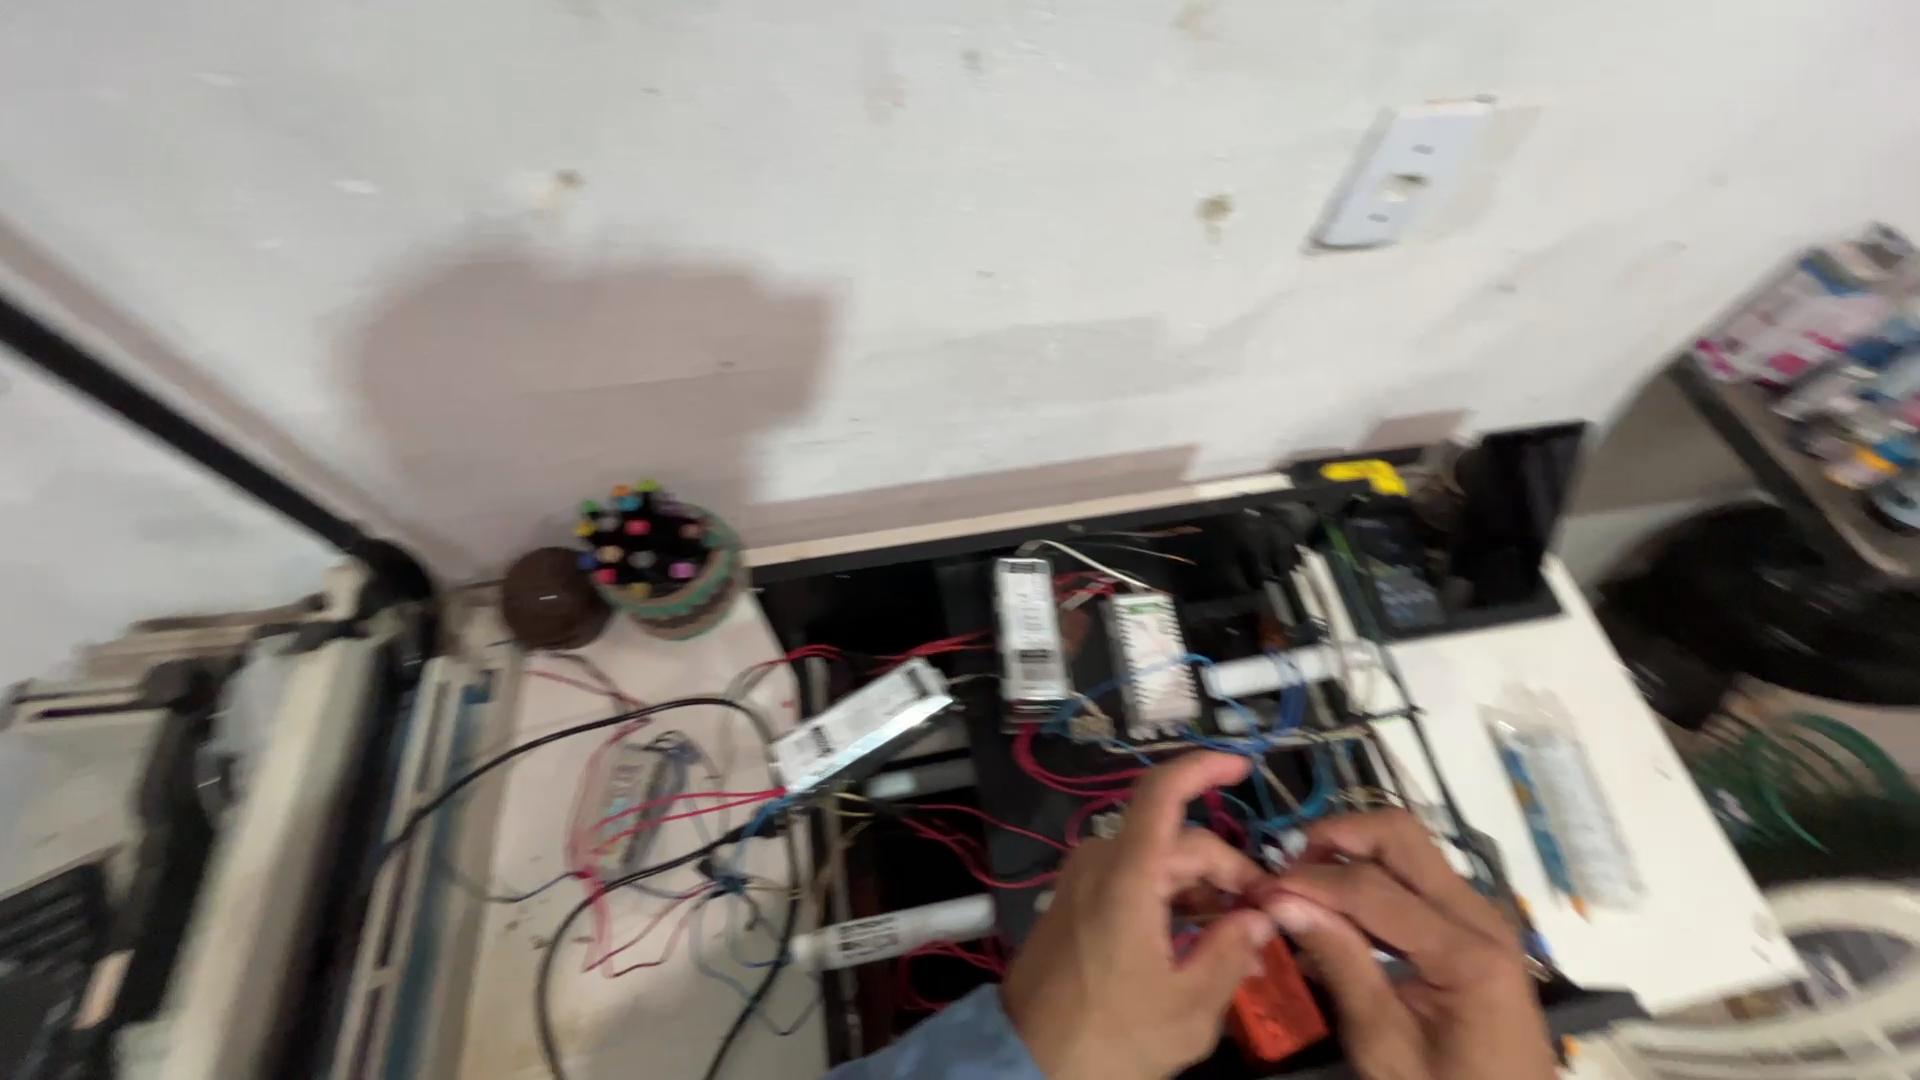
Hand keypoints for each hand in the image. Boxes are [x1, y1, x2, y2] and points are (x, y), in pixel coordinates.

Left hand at [1001, 752, 1276, 1079]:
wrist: (1029, 1059)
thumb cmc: (1111, 1035)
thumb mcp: (1188, 1008)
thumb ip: (1230, 953)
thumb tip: (1259, 917)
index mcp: (1126, 873)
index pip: (1161, 792)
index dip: (1202, 767)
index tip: (1242, 765)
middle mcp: (1100, 860)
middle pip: (1175, 839)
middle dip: (1225, 870)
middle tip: (1263, 918)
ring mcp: (1083, 876)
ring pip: (1155, 860)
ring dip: (1199, 888)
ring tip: (1235, 940)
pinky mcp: (1075, 896)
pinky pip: (1131, 877)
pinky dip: (1168, 897)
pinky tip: (1194, 940)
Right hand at [1258, 810, 1555, 1079]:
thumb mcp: (1384, 1045)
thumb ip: (1339, 963)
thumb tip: (1280, 901)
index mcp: (1466, 953)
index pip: (1370, 886)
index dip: (1307, 881)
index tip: (1261, 891)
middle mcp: (1481, 917)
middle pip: (1398, 835)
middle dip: (1335, 837)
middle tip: (1291, 870)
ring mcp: (1479, 915)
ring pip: (1405, 844)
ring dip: (1350, 850)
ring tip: (1307, 887)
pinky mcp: (1470, 922)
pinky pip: (1413, 871)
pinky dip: (1368, 871)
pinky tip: (1338, 908)